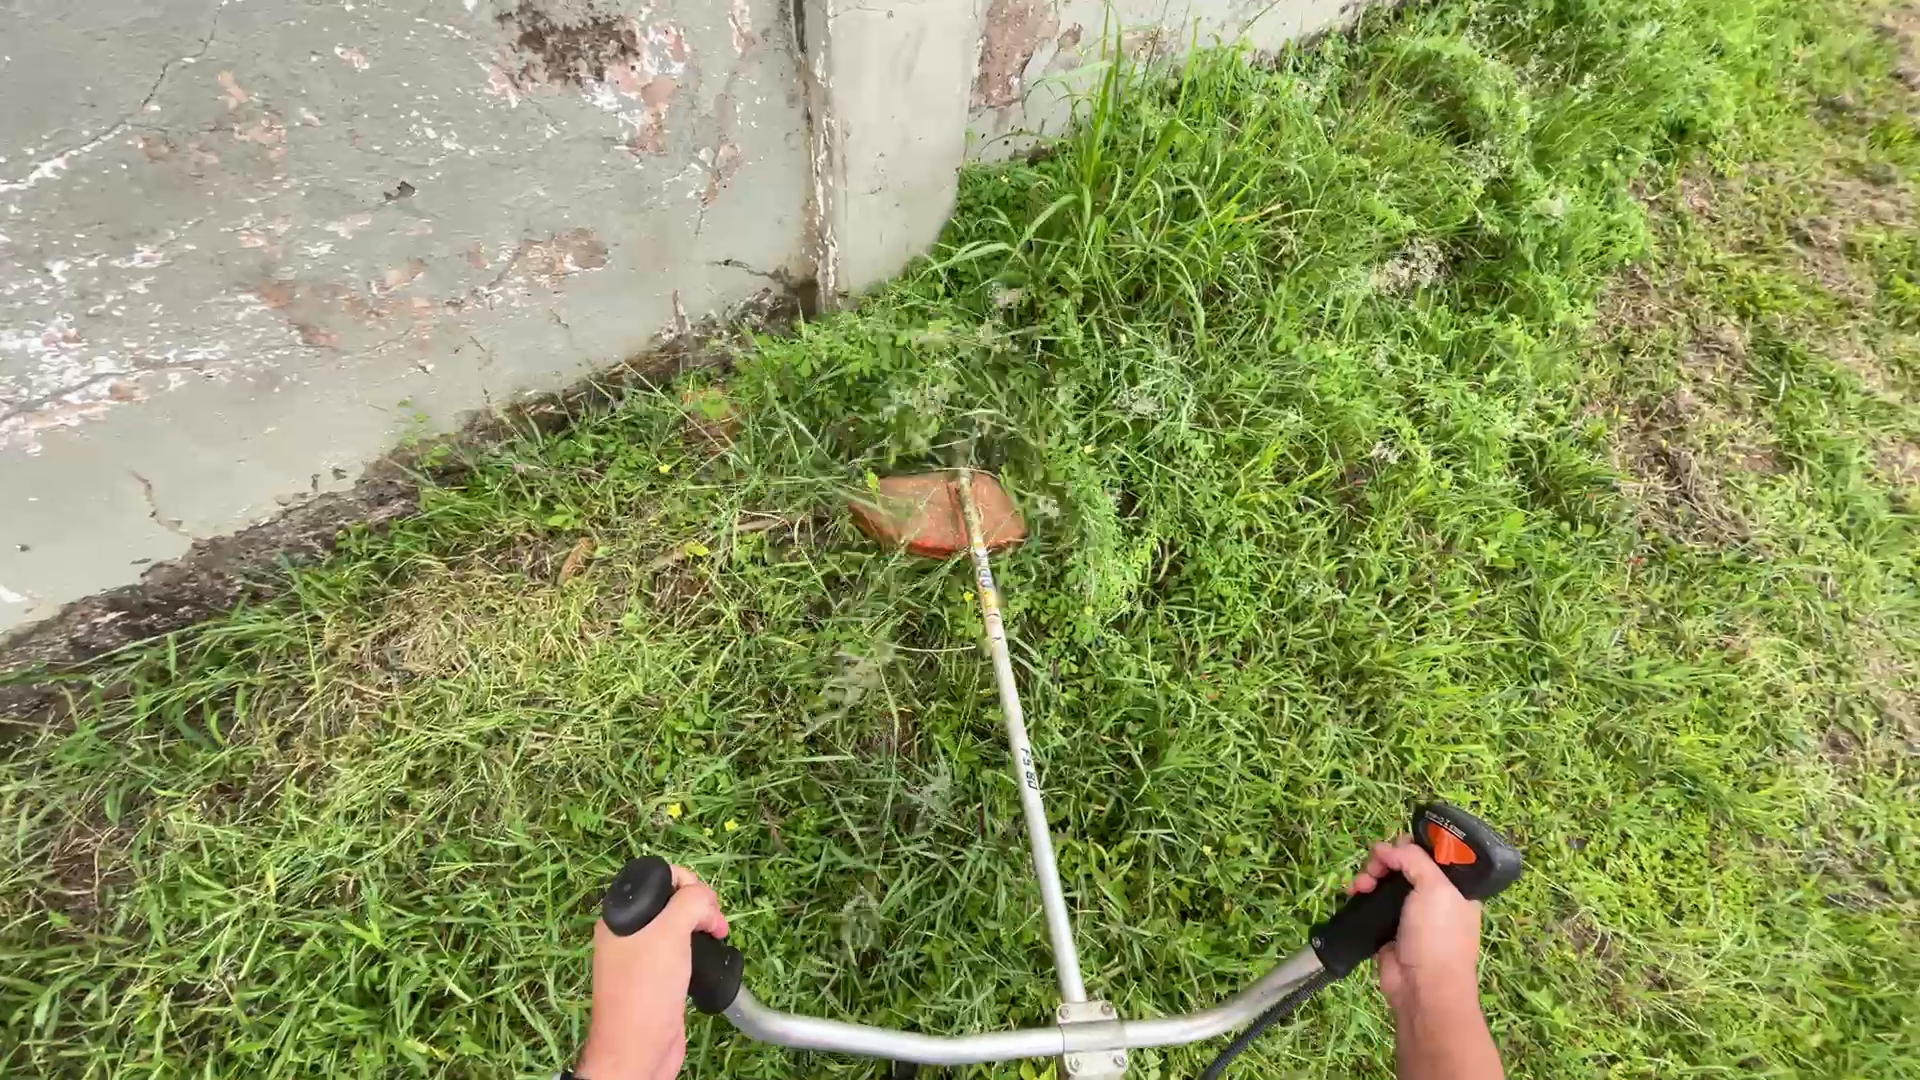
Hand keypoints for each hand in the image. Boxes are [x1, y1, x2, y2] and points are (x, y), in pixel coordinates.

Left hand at [574, 864, 728, 1079]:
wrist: (638, 1052)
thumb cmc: (649, 987)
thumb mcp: (671, 931)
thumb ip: (691, 901)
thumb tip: (707, 902)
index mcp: (620, 915)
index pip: (659, 877)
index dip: (688, 882)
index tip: (705, 903)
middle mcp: (628, 932)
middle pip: (673, 898)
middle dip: (701, 903)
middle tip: (715, 922)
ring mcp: (643, 955)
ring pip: (681, 922)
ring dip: (704, 922)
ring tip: (718, 935)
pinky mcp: (657, 976)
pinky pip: (682, 946)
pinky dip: (700, 943)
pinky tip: (710, 952)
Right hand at [1346, 836, 1481, 1016]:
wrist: (1422, 987)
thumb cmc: (1437, 937)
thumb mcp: (1435, 889)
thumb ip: (1413, 859)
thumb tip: (1385, 849)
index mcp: (1455, 889)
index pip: (1431, 854)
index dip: (1411, 846)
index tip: (1395, 848)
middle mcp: (1433, 897)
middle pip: (1403, 863)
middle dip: (1384, 860)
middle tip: (1375, 868)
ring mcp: (1409, 911)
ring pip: (1384, 877)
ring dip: (1368, 874)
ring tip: (1360, 885)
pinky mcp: (1388, 923)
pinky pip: (1372, 896)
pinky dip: (1360, 890)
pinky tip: (1353, 892)